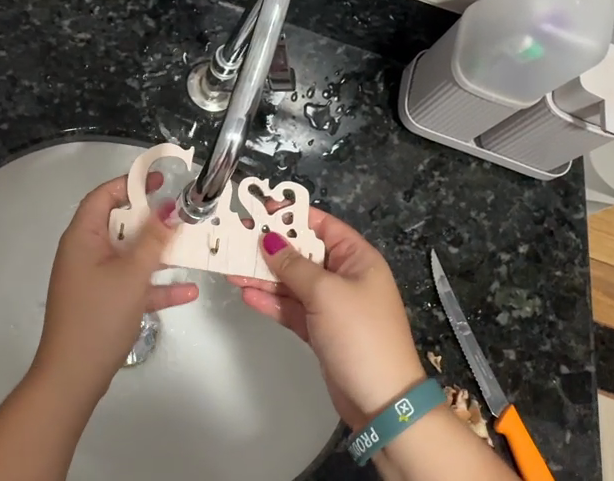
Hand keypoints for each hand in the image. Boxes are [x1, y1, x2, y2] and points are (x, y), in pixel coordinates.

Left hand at [29, 174, 198, 400]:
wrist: (72, 378)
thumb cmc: (98, 316)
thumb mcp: (131, 274)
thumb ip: (153, 240)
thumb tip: (170, 207)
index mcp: (83, 236)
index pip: (104, 195)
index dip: (132, 184)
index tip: (162, 182)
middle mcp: (85, 251)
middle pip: (121, 224)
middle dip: (152, 220)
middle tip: (183, 214)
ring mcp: (93, 278)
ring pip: (129, 255)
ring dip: (158, 252)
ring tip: (192, 245)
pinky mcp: (103, 303)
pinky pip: (132, 284)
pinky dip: (155, 286)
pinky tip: (188, 291)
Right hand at [231, 208, 424, 426]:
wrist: (382, 402)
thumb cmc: (360, 334)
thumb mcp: (326, 292)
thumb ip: (293, 265)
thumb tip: (269, 239)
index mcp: (356, 258)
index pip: (321, 225)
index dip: (291, 215)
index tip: (259, 210)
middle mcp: (345, 276)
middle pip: (302, 253)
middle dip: (270, 248)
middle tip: (235, 239)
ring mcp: (332, 305)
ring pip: (293, 282)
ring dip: (264, 277)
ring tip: (231, 269)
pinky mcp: (321, 330)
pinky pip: (292, 308)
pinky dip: (272, 302)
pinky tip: (247, 296)